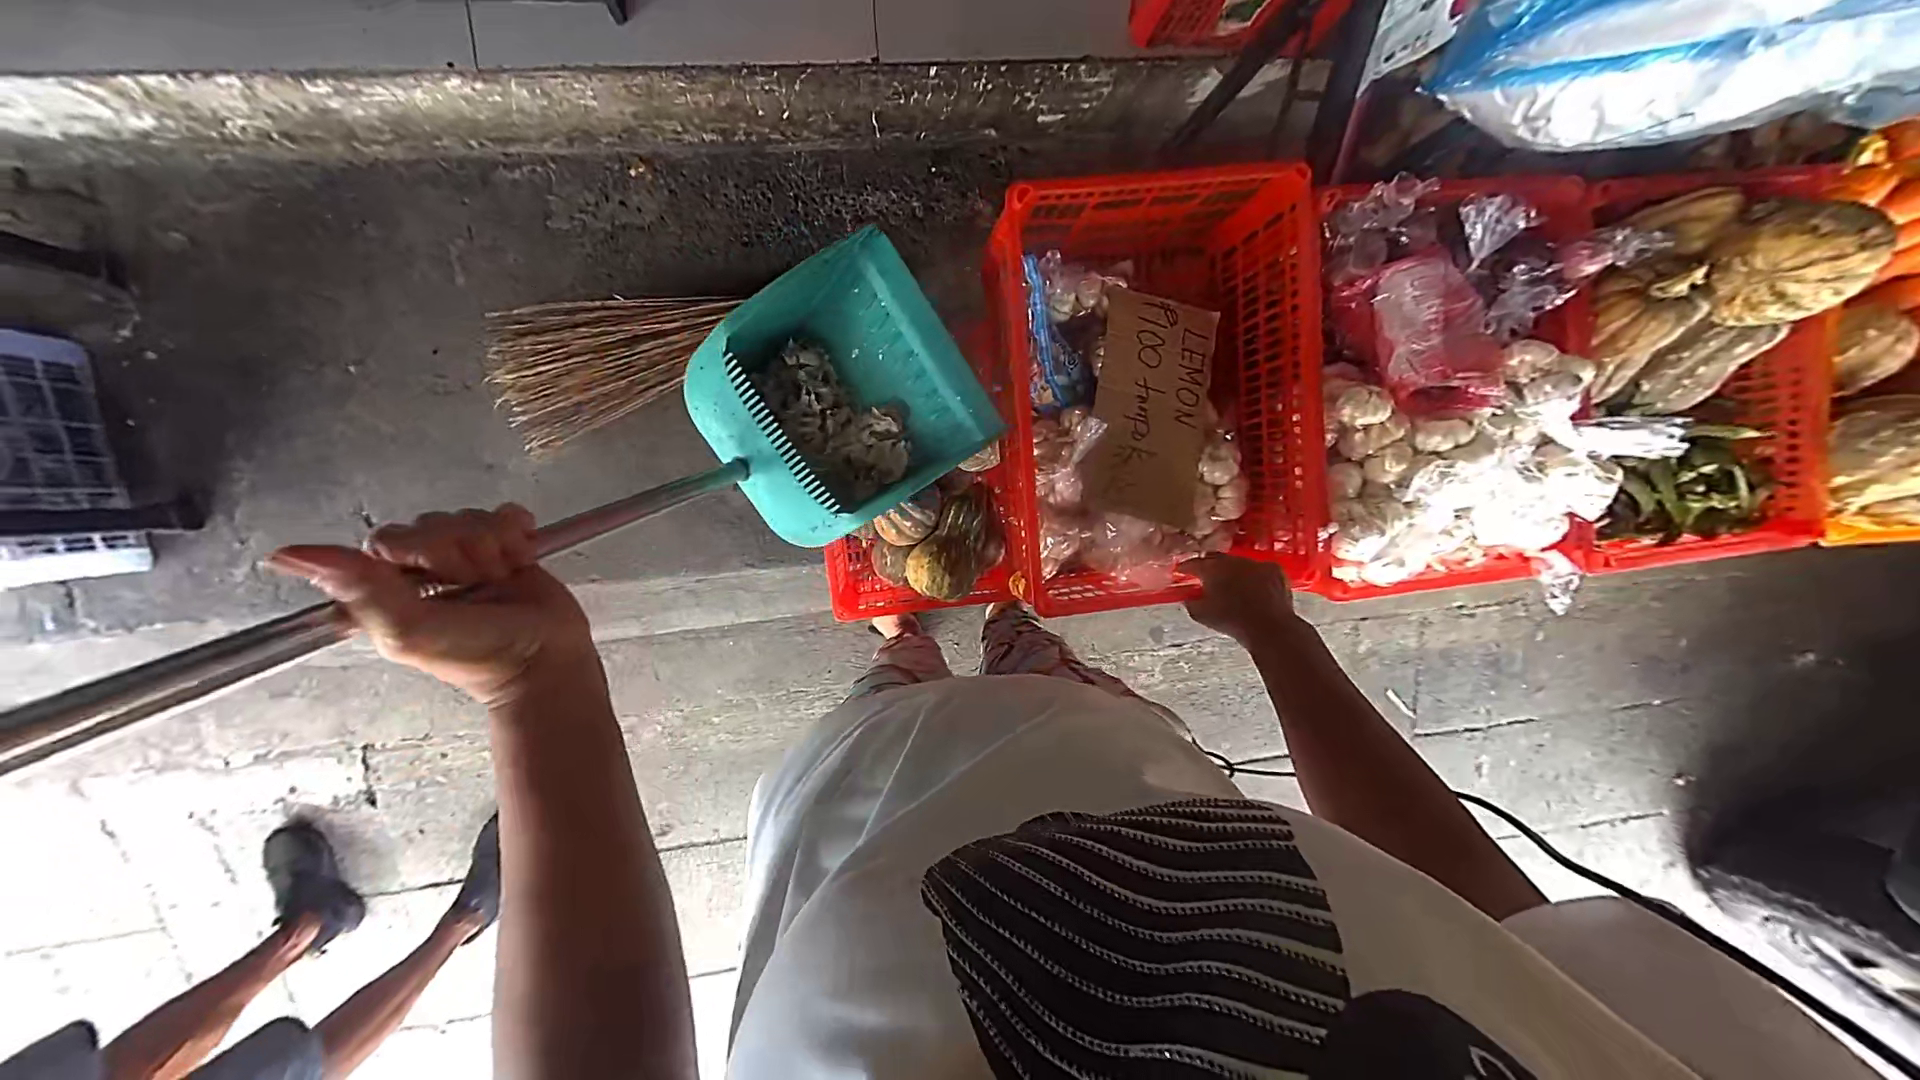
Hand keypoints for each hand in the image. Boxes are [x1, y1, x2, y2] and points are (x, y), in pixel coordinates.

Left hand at [266, 504, 594, 705]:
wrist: (546, 660)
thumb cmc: (482, 655)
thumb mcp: (411, 632)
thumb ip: (362, 592)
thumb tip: (288, 555)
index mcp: (388, 586)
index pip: (392, 536)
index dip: (425, 550)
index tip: (444, 580)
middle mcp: (425, 568)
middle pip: (436, 522)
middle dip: (465, 550)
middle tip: (479, 584)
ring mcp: (469, 557)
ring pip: (473, 517)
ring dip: (496, 546)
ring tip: (504, 578)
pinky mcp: (508, 549)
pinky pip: (505, 514)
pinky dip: (518, 530)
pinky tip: (521, 556)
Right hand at [1179, 554, 1299, 645]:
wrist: (1269, 627)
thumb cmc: (1231, 621)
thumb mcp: (1200, 615)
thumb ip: (1190, 602)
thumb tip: (1188, 598)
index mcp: (1211, 569)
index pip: (1193, 563)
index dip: (1185, 567)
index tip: (1181, 571)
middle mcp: (1232, 561)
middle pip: (1216, 559)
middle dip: (1209, 566)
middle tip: (1205, 576)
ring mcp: (1255, 563)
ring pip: (1239, 563)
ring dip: (1233, 571)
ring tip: (1232, 584)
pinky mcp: (1274, 570)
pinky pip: (1259, 569)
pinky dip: (1254, 576)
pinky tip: (1254, 588)